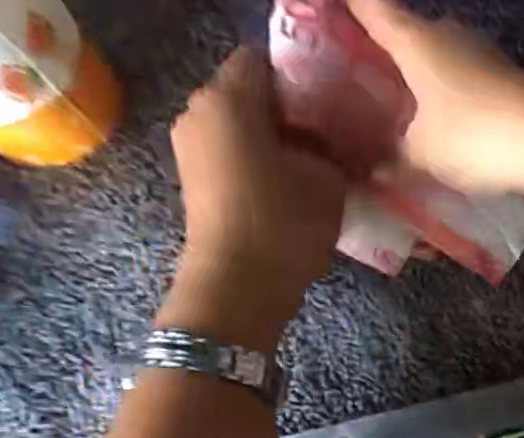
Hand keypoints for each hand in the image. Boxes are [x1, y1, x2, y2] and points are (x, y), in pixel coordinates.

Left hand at [165, 47, 346, 348]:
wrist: (238, 289)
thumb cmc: (283, 225)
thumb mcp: (328, 182)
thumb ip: (333, 152)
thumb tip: (333, 148)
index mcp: (228, 95)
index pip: (265, 61)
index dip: (301, 83)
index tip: (329, 113)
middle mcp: (199, 112)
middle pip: (248, 98)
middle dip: (287, 117)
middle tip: (325, 145)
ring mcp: (190, 152)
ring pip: (239, 133)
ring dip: (272, 148)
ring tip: (307, 176)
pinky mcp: (194, 188)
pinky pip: (230, 162)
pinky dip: (255, 172)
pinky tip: (284, 197)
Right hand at [345, 0, 523, 197]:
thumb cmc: (474, 136)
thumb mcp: (422, 155)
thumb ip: (395, 159)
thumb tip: (377, 169)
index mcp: (416, 40)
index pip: (372, 8)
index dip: (349, 8)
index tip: (326, 10)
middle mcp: (447, 35)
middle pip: (405, 38)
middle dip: (382, 59)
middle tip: (356, 88)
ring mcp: (478, 55)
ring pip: (434, 64)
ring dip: (416, 86)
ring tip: (395, 118)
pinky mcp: (500, 81)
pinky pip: (458, 87)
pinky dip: (443, 103)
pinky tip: (437, 132)